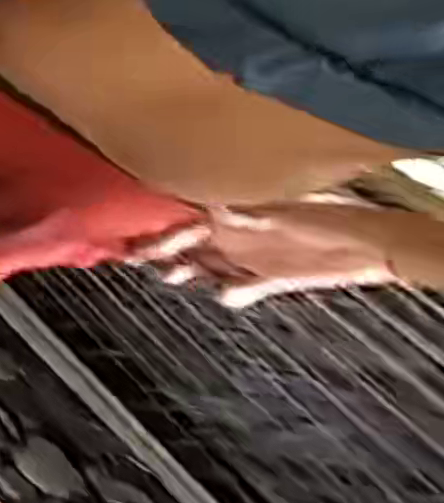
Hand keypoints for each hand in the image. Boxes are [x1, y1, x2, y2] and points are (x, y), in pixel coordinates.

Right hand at [130, 203, 397, 308]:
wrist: (377, 244)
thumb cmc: (325, 215)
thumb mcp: (278, 207)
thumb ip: (245, 213)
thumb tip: (209, 209)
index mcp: (223, 214)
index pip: (176, 218)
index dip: (149, 223)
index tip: (125, 228)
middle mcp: (227, 235)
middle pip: (180, 243)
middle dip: (154, 249)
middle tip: (131, 256)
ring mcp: (247, 258)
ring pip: (203, 266)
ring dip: (186, 272)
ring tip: (173, 277)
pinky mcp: (270, 279)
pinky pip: (242, 288)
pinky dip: (233, 294)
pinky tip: (227, 296)